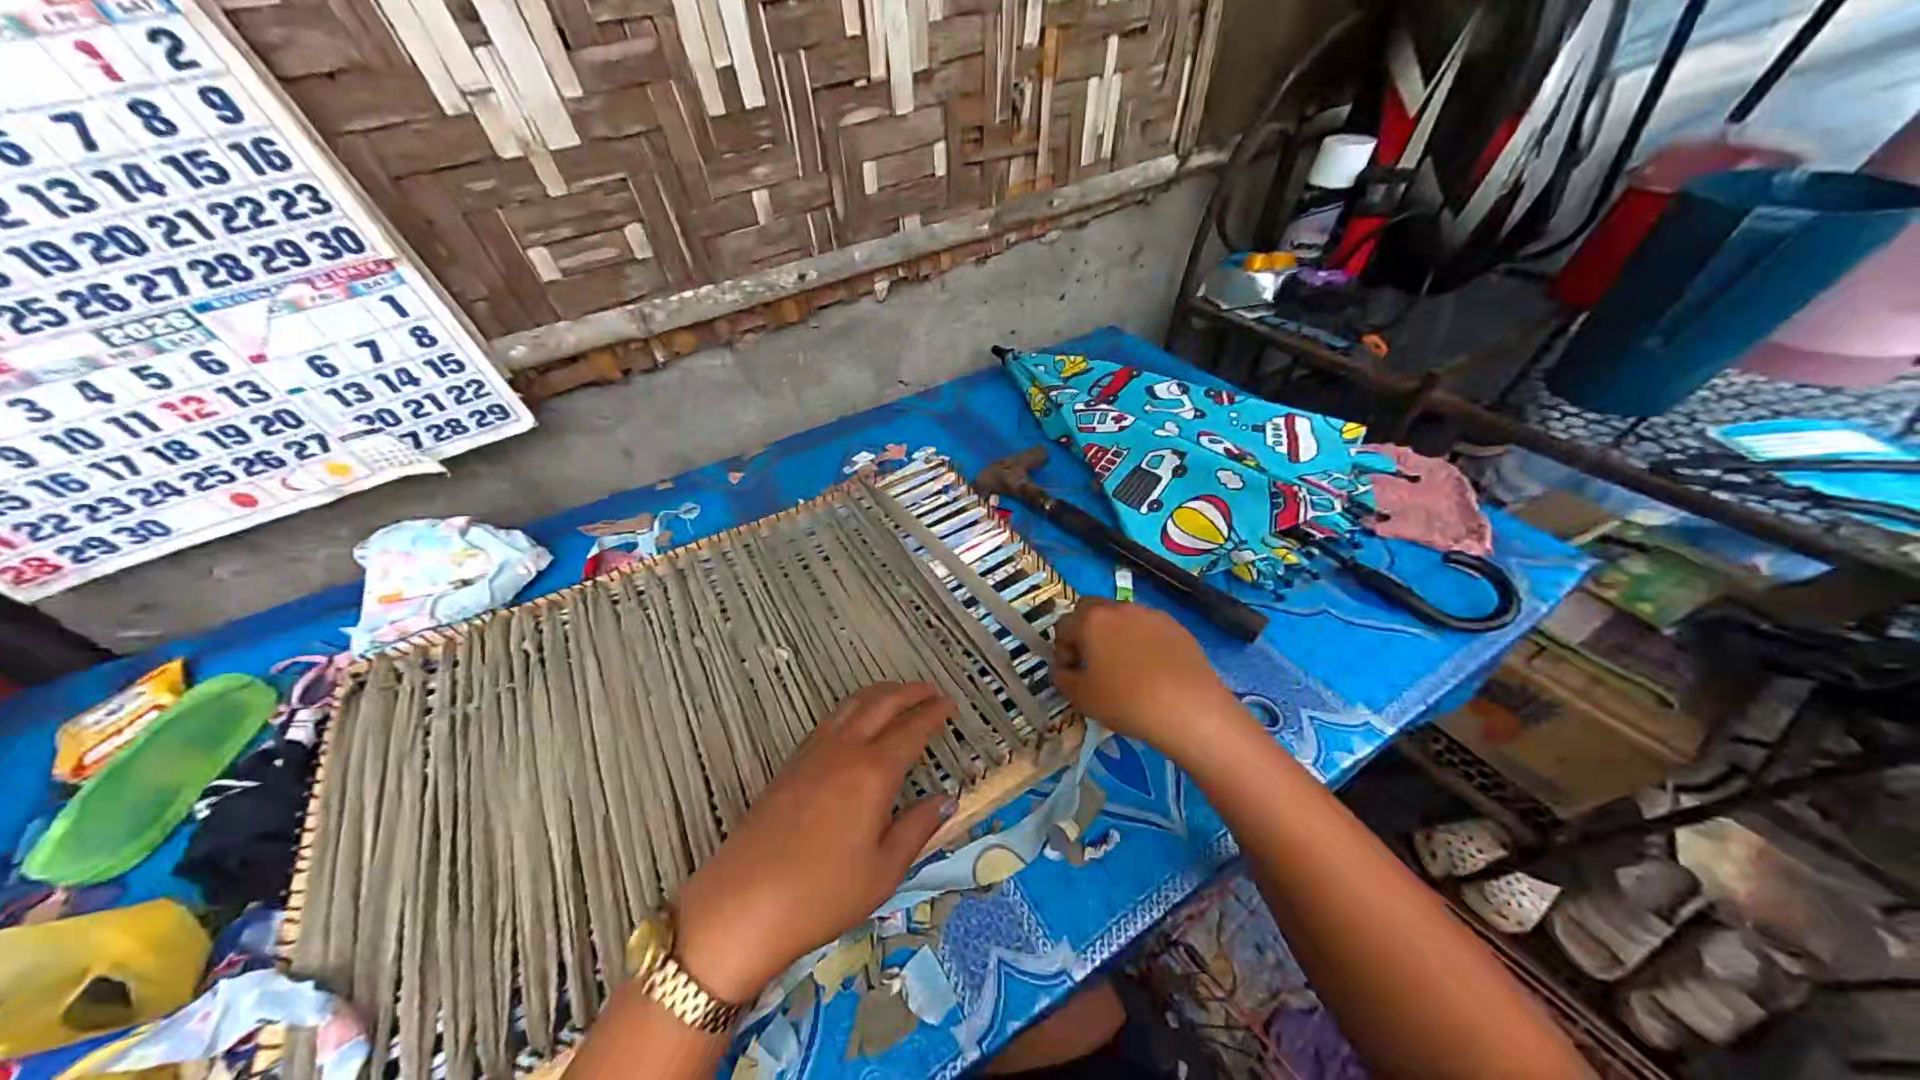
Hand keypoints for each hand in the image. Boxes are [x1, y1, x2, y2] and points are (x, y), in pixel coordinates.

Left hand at [672, 682, 955, 1001]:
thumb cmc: (822, 895)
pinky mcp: (790, 765)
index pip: (912, 728)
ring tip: (899, 696)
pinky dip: (854, 709)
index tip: (951, 705)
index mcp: (874, 771)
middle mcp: (844, 750)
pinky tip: (856, 724)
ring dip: (880, 694)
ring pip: (851, 705)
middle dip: (910, 692)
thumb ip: (917, 828)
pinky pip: (831, 721)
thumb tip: (944, 800)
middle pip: (881, 703)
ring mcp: (812, 754)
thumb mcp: (883, 870)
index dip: (934, 713)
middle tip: (932, 691)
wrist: (742, 905)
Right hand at [1050, 598, 1240, 745]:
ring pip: (1122, 617)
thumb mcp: (1082, 697)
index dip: (1062, 650)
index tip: (1071, 672)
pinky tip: (1151, 670)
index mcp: (1091, 620)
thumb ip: (1062, 678)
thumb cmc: (1126, 701)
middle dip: (1086, 632)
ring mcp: (1150, 614)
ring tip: (1125, 667)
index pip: (1063, 626)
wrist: (1189, 708)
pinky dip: (1142, 642)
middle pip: (1091, 610)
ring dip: (1115, 634)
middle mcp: (1119, 608)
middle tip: (1093, 662)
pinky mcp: (1176, 626)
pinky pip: (1148, 628)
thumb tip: (1061, 669)